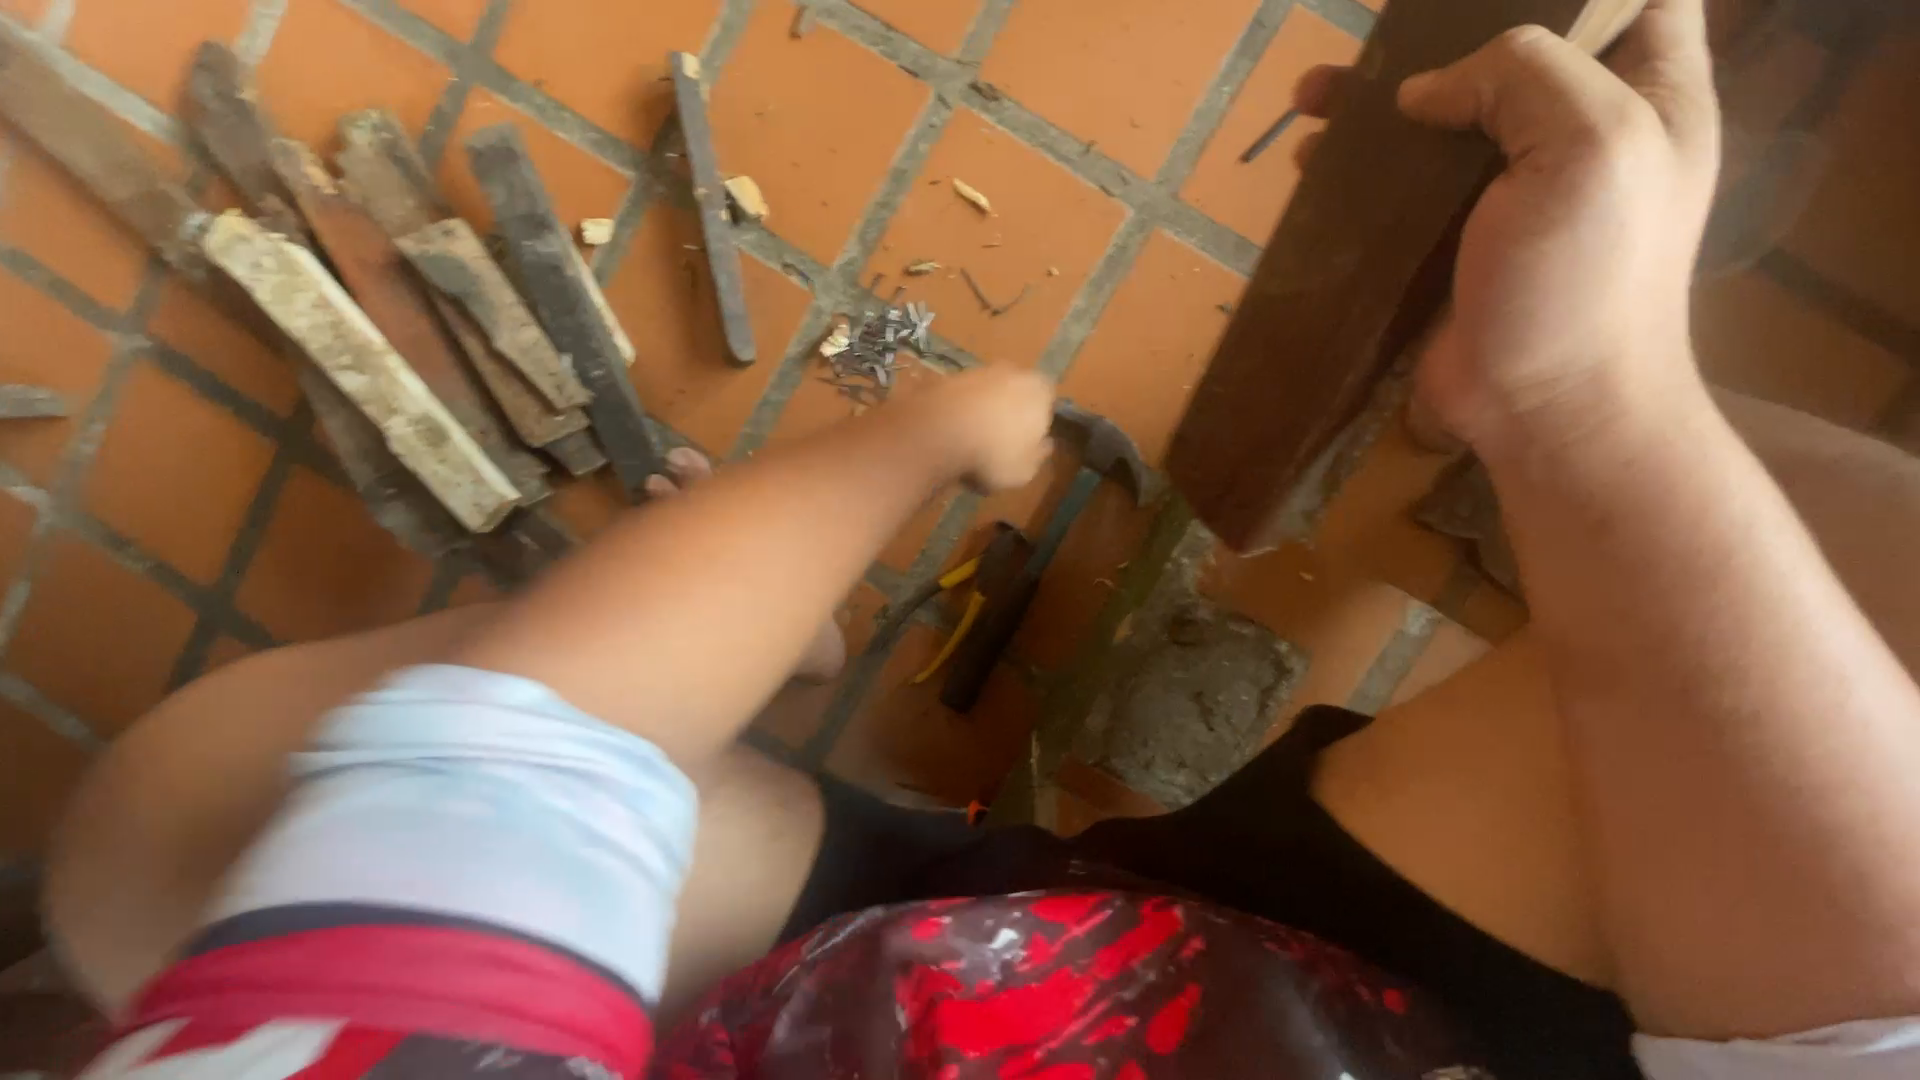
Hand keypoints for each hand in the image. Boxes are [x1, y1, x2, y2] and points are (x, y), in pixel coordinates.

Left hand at [898, 365, 1056, 492]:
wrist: (935, 434)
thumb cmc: (992, 455)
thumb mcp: (1025, 471)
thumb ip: (1039, 456)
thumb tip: (1044, 444)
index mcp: (1039, 390)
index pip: (1048, 401)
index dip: (1038, 423)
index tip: (1027, 444)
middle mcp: (1011, 372)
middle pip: (1016, 393)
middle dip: (1009, 414)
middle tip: (998, 444)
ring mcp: (976, 371)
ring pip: (986, 395)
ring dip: (981, 414)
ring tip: (970, 445)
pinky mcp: (946, 378)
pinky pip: (960, 400)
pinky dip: (958, 414)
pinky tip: (950, 437)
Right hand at [1295, 0, 1720, 451]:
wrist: (1543, 406)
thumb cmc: (1583, 278)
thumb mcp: (1588, 145)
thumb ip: (1520, 76)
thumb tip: (1425, 88)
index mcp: (1642, 91)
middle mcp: (1575, 132)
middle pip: (1506, 54)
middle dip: (1434, 40)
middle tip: (1371, 39)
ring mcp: (1504, 193)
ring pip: (1437, 122)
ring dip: (1374, 105)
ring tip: (1311, 99)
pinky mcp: (1447, 244)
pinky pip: (1399, 190)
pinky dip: (1355, 172)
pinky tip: (1312, 165)